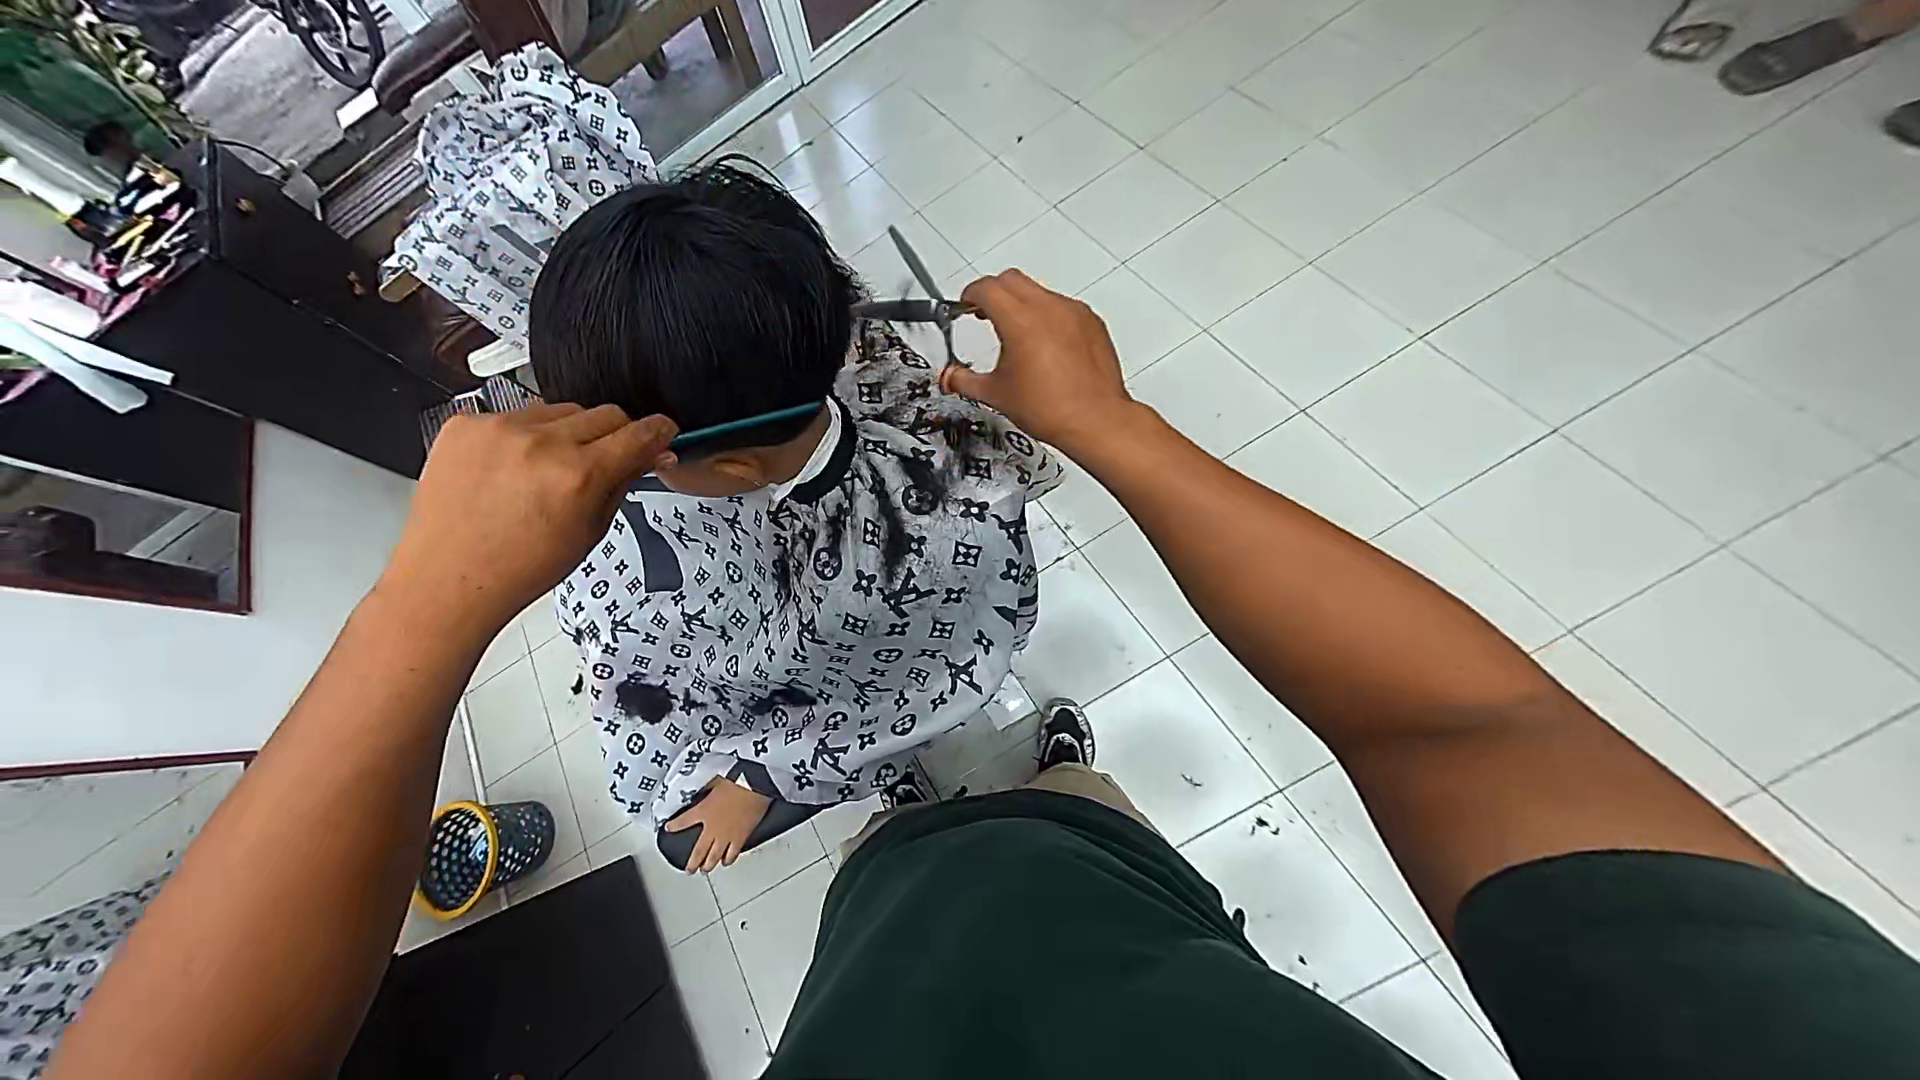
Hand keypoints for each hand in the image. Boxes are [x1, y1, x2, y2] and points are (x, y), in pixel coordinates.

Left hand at [376, 403, 677, 637]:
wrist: (451, 578)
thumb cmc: (518, 566)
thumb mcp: (592, 529)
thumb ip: (624, 482)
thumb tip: (649, 454)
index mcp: (579, 474)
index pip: (640, 432)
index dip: (660, 432)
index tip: (662, 431)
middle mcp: (539, 444)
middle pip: (605, 413)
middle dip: (616, 435)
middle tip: (605, 461)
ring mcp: (499, 430)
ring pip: (561, 410)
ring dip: (569, 433)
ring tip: (550, 471)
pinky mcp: (466, 425)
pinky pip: (516, 415)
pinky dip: (525, 436)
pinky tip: (516, 468)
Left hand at [664, 778, 772, 872]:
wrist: (755, 786)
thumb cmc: (738, 779)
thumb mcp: (717, 780)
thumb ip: (709, 786)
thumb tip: (704, 786)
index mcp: (703, 811)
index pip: (683, 821)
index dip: (674, 826)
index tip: (669, 828)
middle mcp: (712, 828)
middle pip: (698, 852)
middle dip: (692, 863)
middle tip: (689, 869)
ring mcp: (726, 836)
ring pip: (713, 857)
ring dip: (708, 865)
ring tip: (706, 869)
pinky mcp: (741, 838)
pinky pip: (732, 854)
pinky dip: (728, 859)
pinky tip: (727, 861)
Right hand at [941, 269, 1144, 453]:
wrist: (1095, 420)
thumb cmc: (1053, 409)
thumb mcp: (996, 395)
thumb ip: (965, 380)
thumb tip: (950, 377)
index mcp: (1020, 321)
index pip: (986, 288)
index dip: (970, 295)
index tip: (966, 304)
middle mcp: (1049, 309)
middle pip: (1011, 280)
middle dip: (993, 293)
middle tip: (984, 312)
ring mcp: (1073, 313)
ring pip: (1039, 291)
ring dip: (1022, 304)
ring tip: (1016, 333)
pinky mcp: (1091, 323)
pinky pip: (1064, 307)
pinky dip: (1049, 317)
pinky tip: (1045, 345)